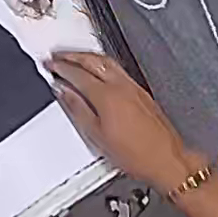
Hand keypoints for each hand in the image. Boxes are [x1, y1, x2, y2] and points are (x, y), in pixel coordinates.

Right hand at [44, 51, 208, 191]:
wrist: (167, 161)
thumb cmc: (136, 155)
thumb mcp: (96, 135)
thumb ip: (77, 108)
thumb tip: (63, 91)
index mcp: (106, 96)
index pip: (77, 73)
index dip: (60, 67)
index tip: (49, 65)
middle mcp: (121, 86)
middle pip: (91, 60)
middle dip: (70, 56)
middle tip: (56, 56)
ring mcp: (132, 87)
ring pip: (105, 60)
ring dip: (86, 55)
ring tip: (73, 56)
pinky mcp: (141, 91)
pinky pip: (116, 67)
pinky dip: (100, 62)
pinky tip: (96, 67)